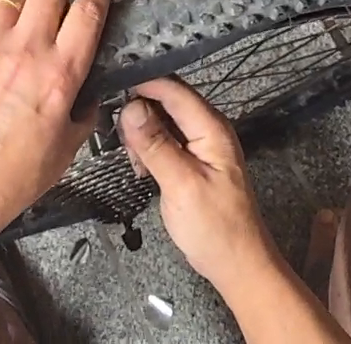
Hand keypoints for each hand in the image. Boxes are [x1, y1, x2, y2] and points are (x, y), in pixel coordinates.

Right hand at [118, 77, 280, 291]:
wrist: (238, 266)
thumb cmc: (217, 229)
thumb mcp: (181, 185)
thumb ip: (155, 144)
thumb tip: (131, 107)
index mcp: (211, 127)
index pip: (173, 89)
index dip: (143, 83)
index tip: (113, 87)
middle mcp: (206, 128)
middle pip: (166, 100)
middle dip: (139, 111)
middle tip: (121, 135)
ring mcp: (200, 144)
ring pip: (162, 119)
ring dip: (142, 132)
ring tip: (134, 159)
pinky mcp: (192, 159)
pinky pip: (165, 139)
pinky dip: (149, 147)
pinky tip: (142, 167)